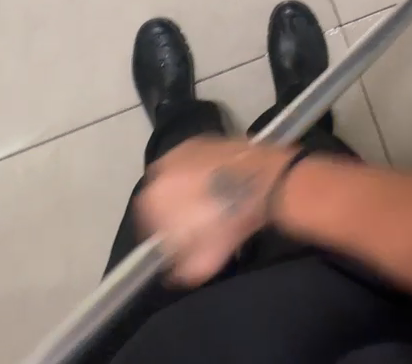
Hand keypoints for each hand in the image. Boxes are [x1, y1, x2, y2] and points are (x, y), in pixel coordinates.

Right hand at [135, 138, 295, 284]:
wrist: (264, 180)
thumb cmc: (231, 219)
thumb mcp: (206, 260)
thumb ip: (184, 270)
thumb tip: (176, 272)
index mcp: (153, 198)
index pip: (147, 223)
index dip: (165, 234)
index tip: (179, 241)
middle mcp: (160, 170)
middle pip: (160, 197)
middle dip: (173, 209)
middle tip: (195, 221)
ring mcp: (180, 150)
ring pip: (174, 177)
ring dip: (184, 189)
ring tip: (207, 200)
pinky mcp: (201, 138)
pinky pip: (191, 160)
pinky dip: (198, 171)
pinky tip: (215, 180)